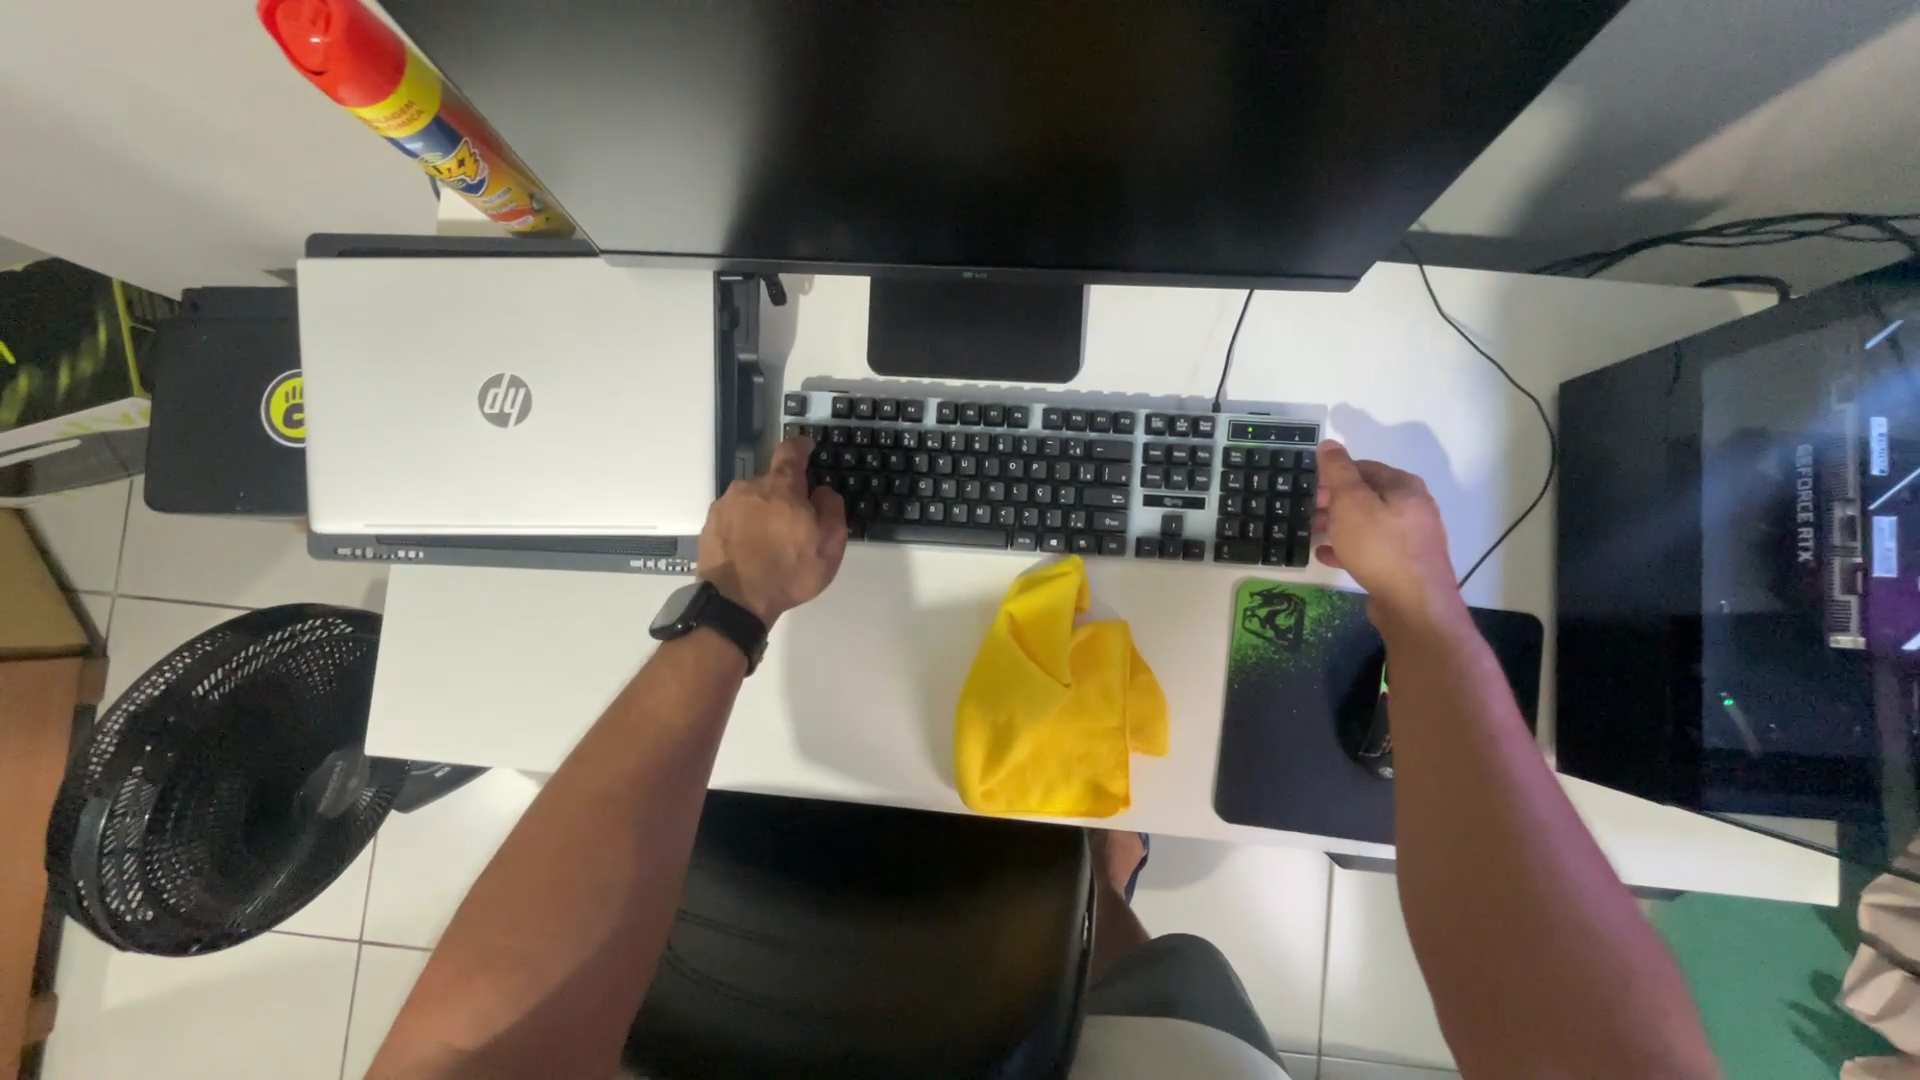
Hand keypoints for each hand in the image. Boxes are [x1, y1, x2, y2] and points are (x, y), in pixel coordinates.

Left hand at [696, 436, 848, 625]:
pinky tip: (752, 550)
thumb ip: (832, 509)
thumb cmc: (788, 572)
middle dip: (785, 495)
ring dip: (763, 512)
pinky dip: (745, 527)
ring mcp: (725, 505)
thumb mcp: (830, 545)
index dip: (802, 445)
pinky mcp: (710, 525)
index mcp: (781, 486)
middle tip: (796, 523)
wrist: (735, 602)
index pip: (791, 451)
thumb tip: (822, 491)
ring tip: (771, 542)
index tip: (808, 447)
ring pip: (752, 500)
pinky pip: (735, 517)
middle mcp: (749, 487)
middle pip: (772, 481)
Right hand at [1313, 439, 1463, 625]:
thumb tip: (1329, 445)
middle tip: (1306, 511)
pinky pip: (1370, 548)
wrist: (1413, 603)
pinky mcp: (1403, 563)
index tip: (1309, 486)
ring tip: (1311, 533)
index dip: (1333, 474)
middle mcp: (1412, 507)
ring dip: (1337, 525)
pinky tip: (1327, 555)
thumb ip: (1338, 472)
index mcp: (1403, 487)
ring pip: (1366, 523)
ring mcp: (1410, 537)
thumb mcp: (1351, 503)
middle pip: (1366, 495)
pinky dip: (1348, 548)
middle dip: (1333, 502)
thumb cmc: (1379, 546)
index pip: (1363, 467)